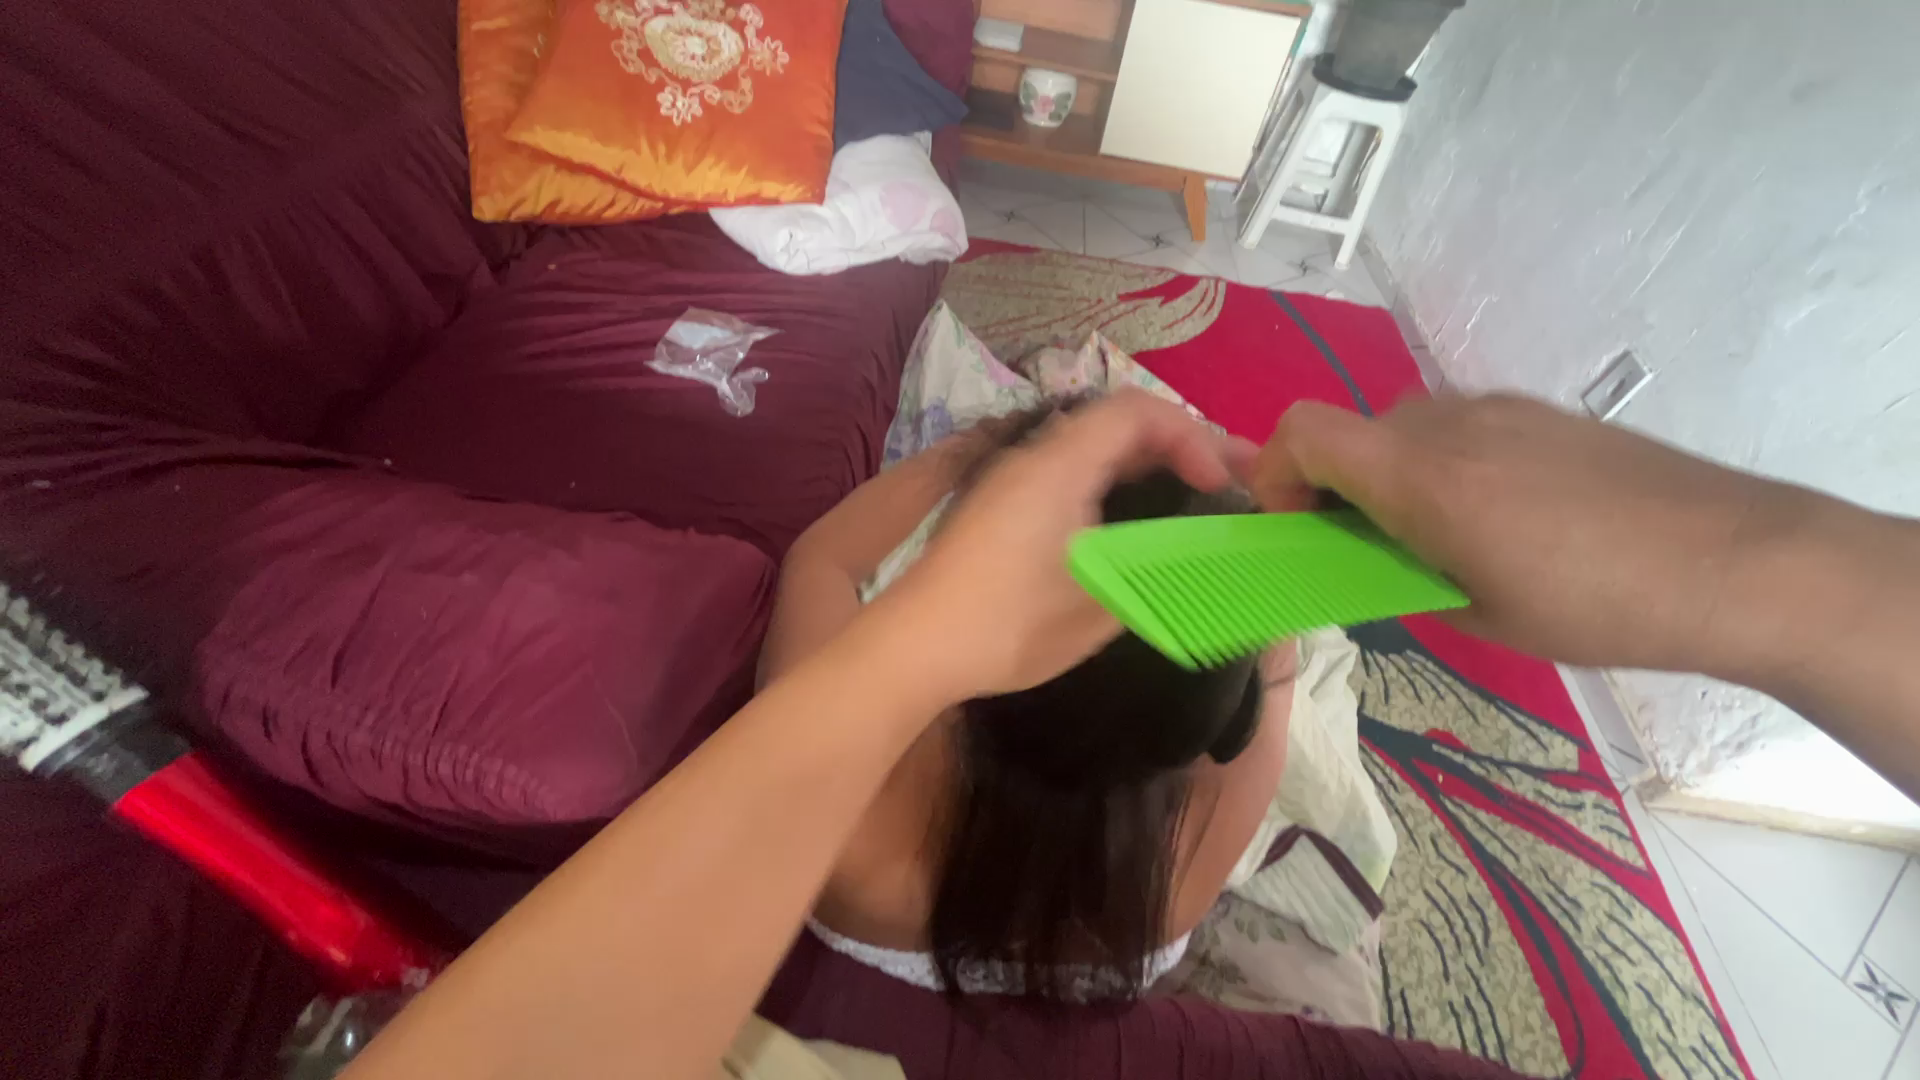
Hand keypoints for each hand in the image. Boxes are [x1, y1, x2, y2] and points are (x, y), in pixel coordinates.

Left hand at [869, 391, 1253, 701]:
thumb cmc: (1006, 625)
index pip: (1136, 412)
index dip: (1191, 435)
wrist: (915, 646)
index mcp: (1059, 466)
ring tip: (1193, 492)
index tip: (1220, 484)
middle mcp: (1034, 459)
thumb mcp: (1097, 606)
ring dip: (1145, 464)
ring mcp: (1013, 481)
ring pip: (1092, 449)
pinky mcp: (1001, 506)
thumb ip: (1158, 569)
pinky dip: (1112, 484)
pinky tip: (1132, 518)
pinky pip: (1070, 474)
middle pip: (1116, 424)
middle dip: (1178, 445)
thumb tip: (1201, 554)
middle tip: (1229, 479)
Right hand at [1250, 394, 1830, 675]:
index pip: (1302, 430)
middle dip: (1333, 485)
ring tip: (1435, 533)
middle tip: (1367, 544)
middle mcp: (1448, 423)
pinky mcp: (1538, 411)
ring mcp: (1497, 409)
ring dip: (1386, 474)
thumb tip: (1364, 558)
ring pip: (1400, 429)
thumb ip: (1393, 569)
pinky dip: (1437, 462)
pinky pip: (1454, 426)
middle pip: (1347, 433)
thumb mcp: (1470, 610)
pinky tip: (1494, 512)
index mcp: (1421, 474)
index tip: (1295, 522)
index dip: (1273, 470)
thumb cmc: (1595, 604)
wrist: (1747, 563)